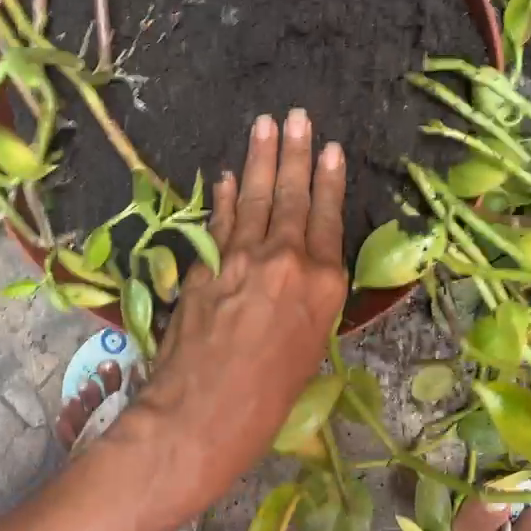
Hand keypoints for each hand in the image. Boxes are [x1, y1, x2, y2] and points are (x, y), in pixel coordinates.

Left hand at [124, 109, 348, 517]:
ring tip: (264, 125)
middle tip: (296, 116)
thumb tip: (300, 274)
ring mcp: (241, 259)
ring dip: (258, 160)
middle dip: (294, 153)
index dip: (328, 181)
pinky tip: (223, 176)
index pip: (329, 219)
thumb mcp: (309, 352)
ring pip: (253, 198)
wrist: (201, 415)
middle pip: (292, 197)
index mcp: (323, 287)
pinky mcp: (204, 265)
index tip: (329, 148)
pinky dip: (220, 197)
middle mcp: (287, 262)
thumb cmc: (268, 401)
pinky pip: (217, 222)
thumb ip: (307, 302)